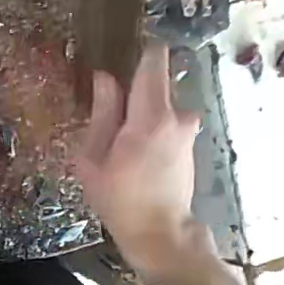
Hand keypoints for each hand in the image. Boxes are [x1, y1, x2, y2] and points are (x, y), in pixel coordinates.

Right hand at [74, 41, 212, 276]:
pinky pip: (167, 123)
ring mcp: (188, 130)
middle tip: (106, 112)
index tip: (117, 55)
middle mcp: (178, 115)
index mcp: (151, 114)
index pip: (154, 58)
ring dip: (141, 114)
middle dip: (132, 90)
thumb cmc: (119, 199)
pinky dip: (151, 129)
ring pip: (160, 105)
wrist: (160, 233)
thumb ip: (102, 113)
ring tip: (118, 140)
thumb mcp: (93, 159)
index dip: (137, 50)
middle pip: (155, 82)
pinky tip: (134, 154)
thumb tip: (105, 78)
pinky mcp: (190, 144)